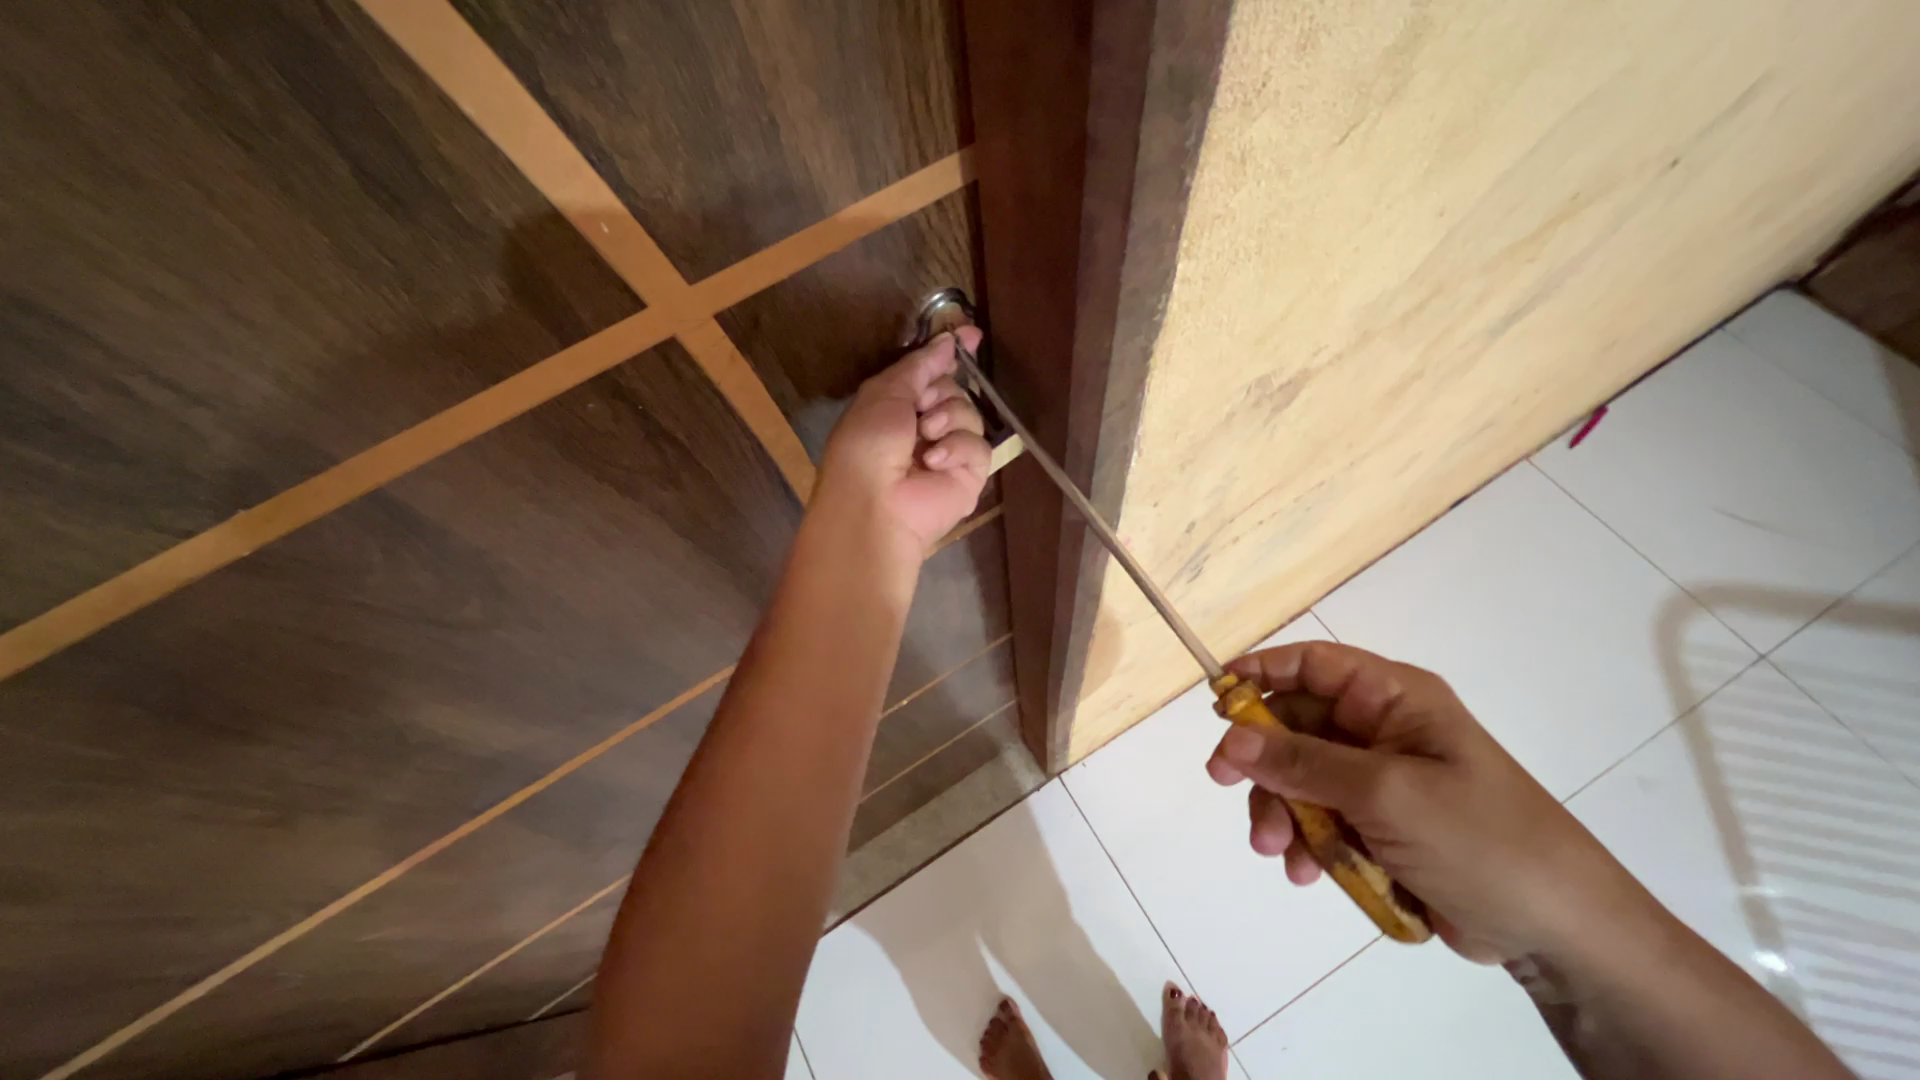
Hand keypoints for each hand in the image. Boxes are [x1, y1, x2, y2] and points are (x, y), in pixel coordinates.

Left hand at [816, 327, 990, 555]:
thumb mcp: (884, 393)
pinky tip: (935, 462)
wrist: (875, 503)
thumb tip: (949, 341)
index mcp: (898, 408)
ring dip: (948, 418)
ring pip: (970, 414)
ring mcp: (949, 452)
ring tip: (927, 437)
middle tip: (922, 409)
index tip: (971, 335)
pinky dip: (958, 448)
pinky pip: (979, 446)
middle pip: (954, 389)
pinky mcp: (969, 476)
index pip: (932, 373)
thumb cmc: (868, 444)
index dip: (951, 355)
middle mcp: (924, 428)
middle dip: (941, 393)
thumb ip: (919, 366)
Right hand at [1205, 641, 1654, 963]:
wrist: (1558, 929)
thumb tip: (1230, 736)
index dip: (1261, 673)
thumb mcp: (1383, 792)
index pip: (1314, 664)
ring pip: (1299, 778)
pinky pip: (1320, 819)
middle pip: (1295, 725)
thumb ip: (1301, 762)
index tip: (1215, 700)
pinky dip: (1305, 843)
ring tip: (1278, 853)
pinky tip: (1306, 873)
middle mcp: (1382, 730)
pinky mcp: (1379, 827)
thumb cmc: (1479, 839)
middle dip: (1262, 760)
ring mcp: (1380, 780)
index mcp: (1394, 699)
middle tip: (1223, 783)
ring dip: (1279, 811)